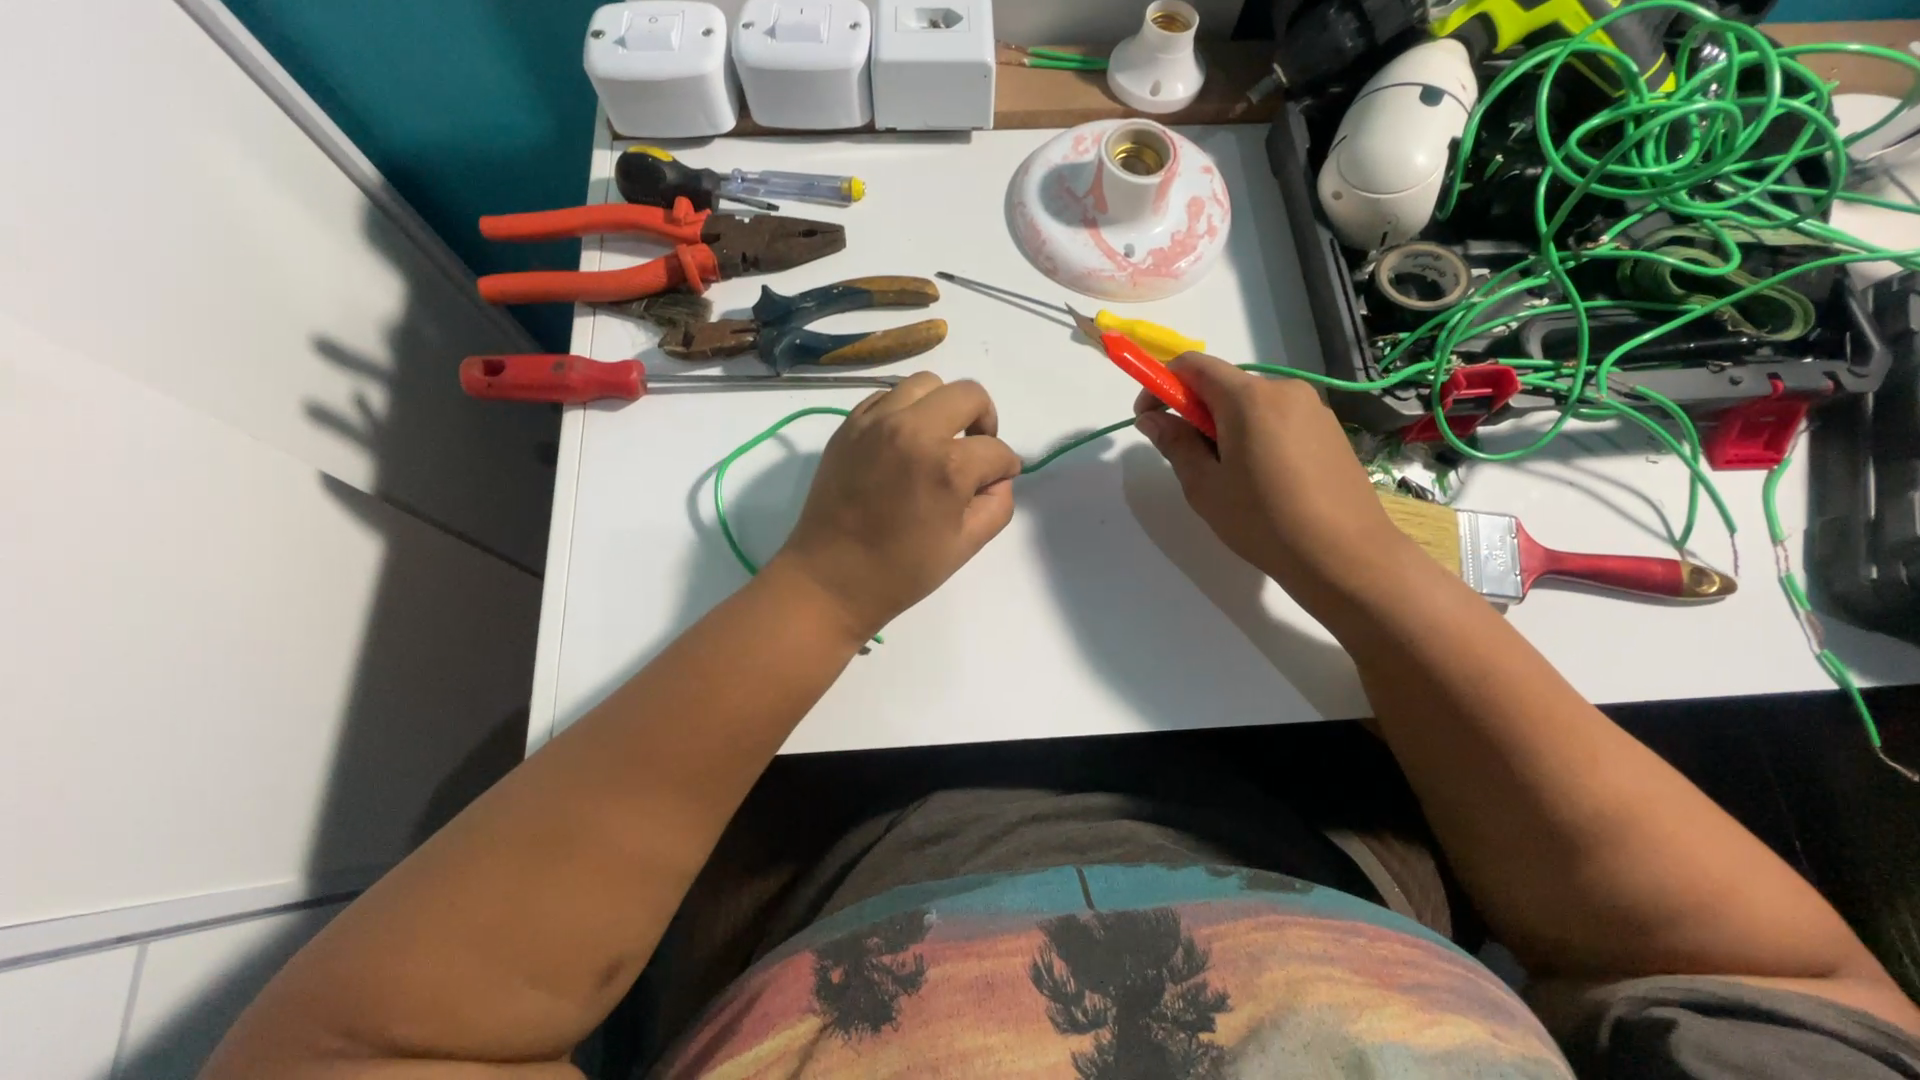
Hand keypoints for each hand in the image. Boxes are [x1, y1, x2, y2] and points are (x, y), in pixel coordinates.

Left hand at [774, 373, 1023, 637]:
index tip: (992, 485)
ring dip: (943, 407)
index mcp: (946, 465)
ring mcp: (876, 422)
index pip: (996, 449)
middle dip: (983, 420)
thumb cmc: (902, 571)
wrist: (830, 578)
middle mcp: (912, 430)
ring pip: (926, 384)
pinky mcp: (849, 425)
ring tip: (937, 440)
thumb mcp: (966, 545)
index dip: (1004, 469)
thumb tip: (996, 477)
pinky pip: (888, 396)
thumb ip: (997, 503)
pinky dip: (905, 411)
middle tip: (973, 451)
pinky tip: (903, 443)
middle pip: (969, 394)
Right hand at [1132, 353, 1410, 602]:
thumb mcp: (1205, 487)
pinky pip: (1280, 420)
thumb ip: (1175, 443)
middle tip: (1189, 460)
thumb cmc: (1264, 522)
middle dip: (1196, 412)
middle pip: (1225, 385)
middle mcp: (1284, 390)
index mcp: (1248, 398)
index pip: (1193, 366)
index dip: (1162, 384)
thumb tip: (1152, 417)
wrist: (1345, 555)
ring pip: (1253, 405)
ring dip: (1228, 427)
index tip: (1150, 418)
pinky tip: (1264, 482)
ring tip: (1229, 478)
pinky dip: (1258, 437)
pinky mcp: (1331, 430)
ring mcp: (1313, 409)